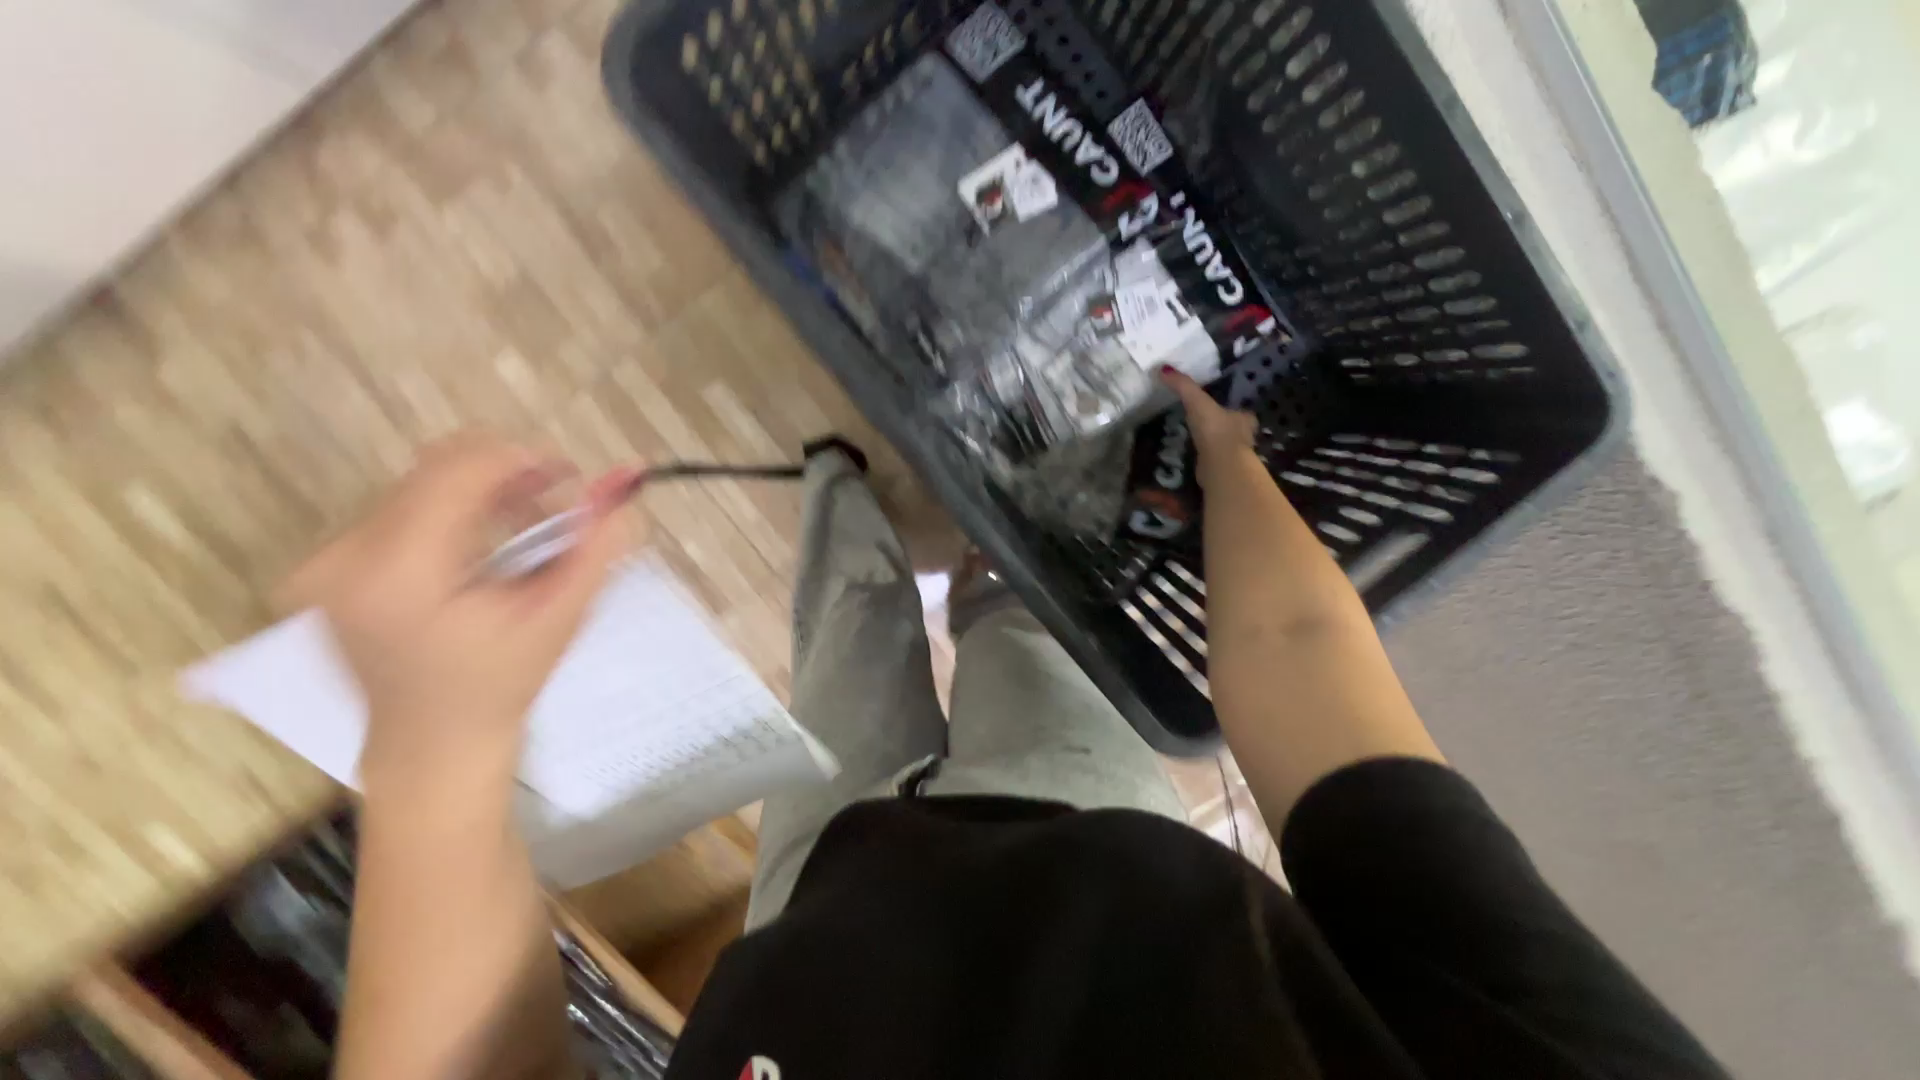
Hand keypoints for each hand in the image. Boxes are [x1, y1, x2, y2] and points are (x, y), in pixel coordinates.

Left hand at [283, 433, 632, 788]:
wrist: (432, 745)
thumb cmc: (500, 685)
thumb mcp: (559, 616)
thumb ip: (595, 544)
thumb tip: (626, 476)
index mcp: (399, 572)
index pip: (457, 471)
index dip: (518, 458)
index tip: (565, 475)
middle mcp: (345, 556)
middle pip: (435, 470)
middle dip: (503, 477)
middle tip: (551, 505)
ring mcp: (326, 562)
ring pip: (418, 485)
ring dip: (477, 495)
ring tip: (520, 532)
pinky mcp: (325, 568)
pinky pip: (398, 510)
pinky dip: (447, 515)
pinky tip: (479, 547)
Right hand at [1159, 367, 1257, 484]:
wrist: (1220, 466)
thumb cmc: (1215, 430)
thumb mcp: (1197, 401)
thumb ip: (1183, 385)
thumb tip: (1163, 369)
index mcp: (1244, 418)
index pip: (1240, 411)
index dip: (1230, 408)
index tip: (1216, 407)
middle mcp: (1244, 438)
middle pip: (1232, 429)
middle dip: (1219, 427)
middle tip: (1201, 424)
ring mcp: (1234, 458)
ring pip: (1222, 448)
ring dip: (1209, 445)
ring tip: (1190, 441)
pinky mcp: (1222, 473)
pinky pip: (1210, 464)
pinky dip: (1201, 461)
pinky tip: (1188, 460)